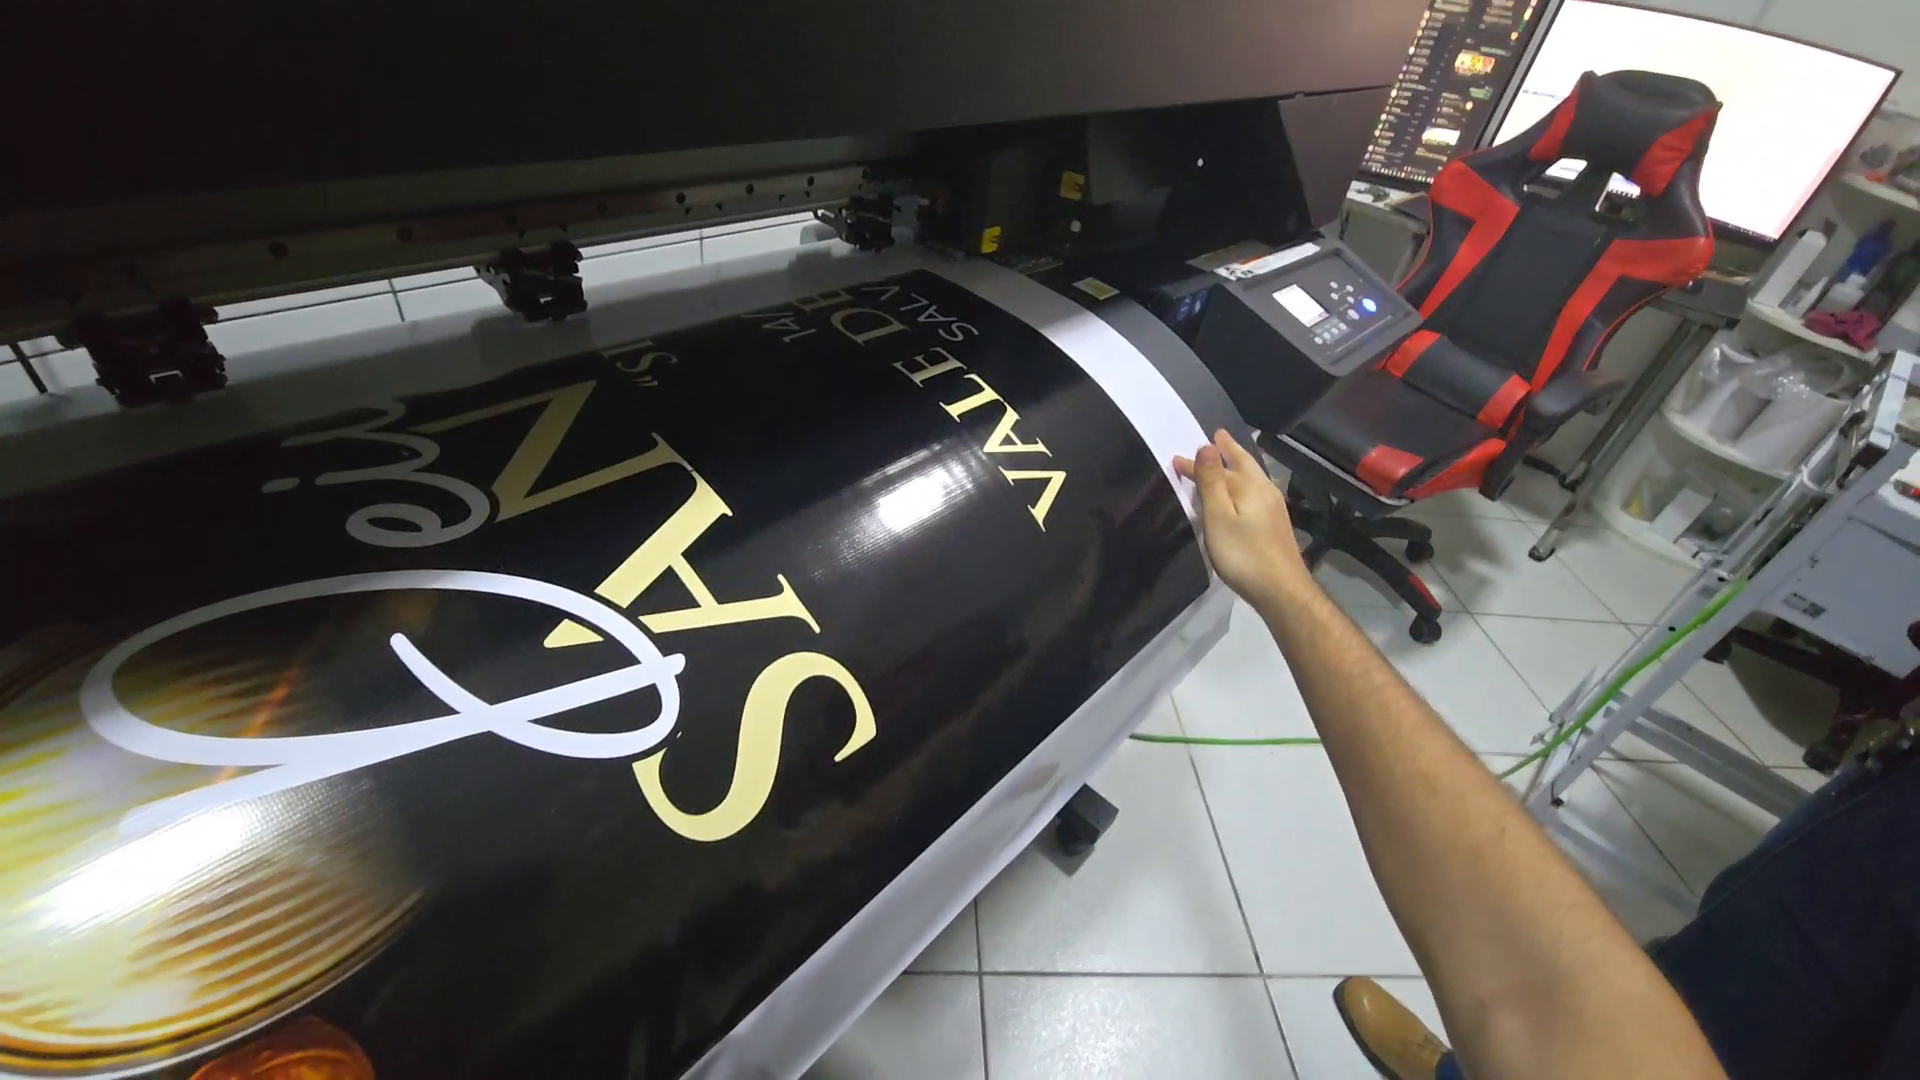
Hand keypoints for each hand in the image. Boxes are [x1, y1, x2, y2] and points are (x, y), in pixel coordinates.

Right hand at [1174, 430, 1312, 610]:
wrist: (1281, 589)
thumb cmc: (1243, 554)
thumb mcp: (1219, 517)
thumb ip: (1212, 482)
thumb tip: (1207, 446)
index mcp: (1249, 486)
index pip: (1218, 466)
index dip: (1197, 462)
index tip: (1177, 459)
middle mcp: (1264, 490)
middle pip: (1245, 464)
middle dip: (1229, 450)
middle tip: (1218, 436)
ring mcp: (1274, 507)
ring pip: (1254, 477)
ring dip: (1239, 465)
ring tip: (1230, 458)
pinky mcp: (1276, 524)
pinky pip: (1257, 491)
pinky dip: (1246, 482)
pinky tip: (1245, 492)